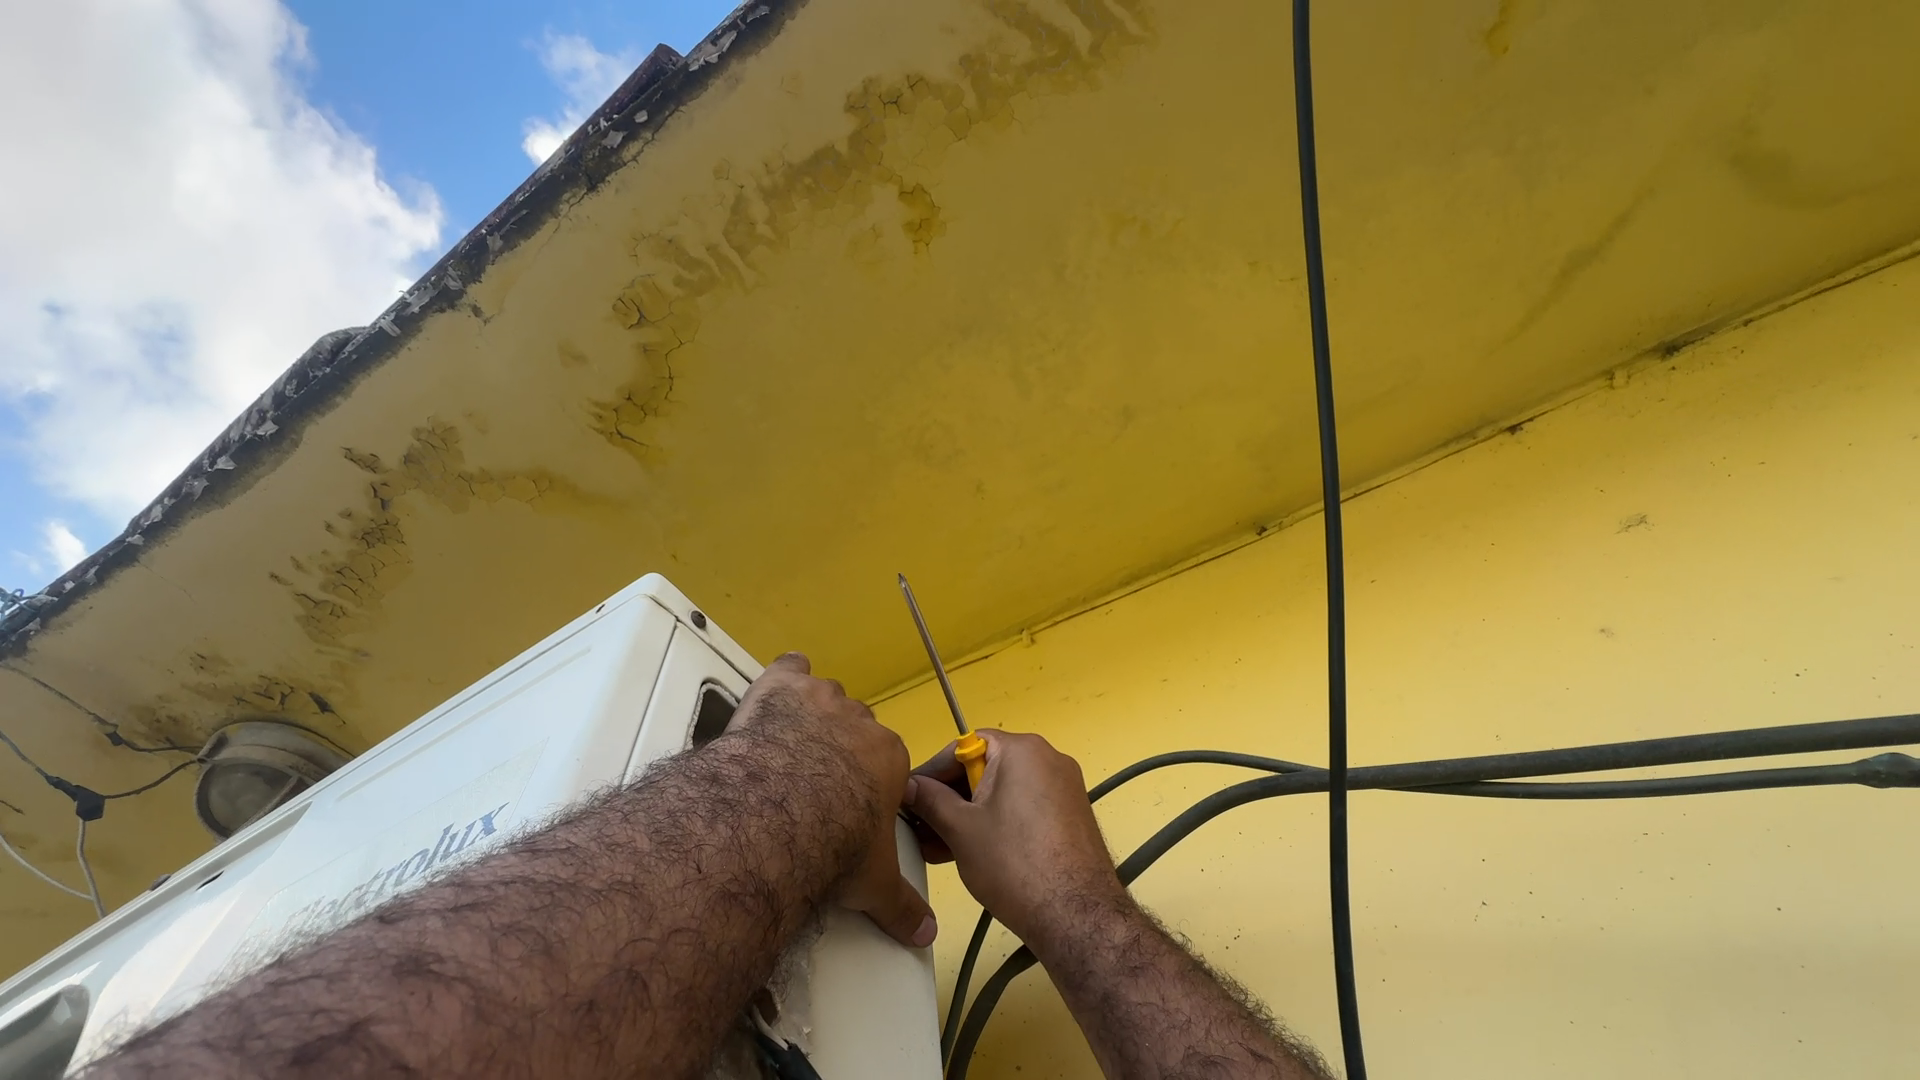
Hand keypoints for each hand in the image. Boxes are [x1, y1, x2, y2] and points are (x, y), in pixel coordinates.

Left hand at [731, 653, 937, 948]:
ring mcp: (821, 699)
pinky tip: (773, 693)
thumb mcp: (873, 883)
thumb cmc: (835, 845)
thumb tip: (927, 933)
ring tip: (784, 752)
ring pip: (823, 697)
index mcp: (888, 757)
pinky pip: (790, 668)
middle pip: (853, 726)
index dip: (863, 779)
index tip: (845, 801)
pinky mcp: (782, 687)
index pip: (883, 758)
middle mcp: (860, 722)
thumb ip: (902, 905)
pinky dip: (783, 678)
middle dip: (836, 748)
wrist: (780, 814)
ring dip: (810, 717)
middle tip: (811, 783)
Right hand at [904, 730, 1123, 944]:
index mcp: (1022, 749)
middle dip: (950, 797)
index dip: (932, 771)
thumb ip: (930, 800)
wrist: (1076, 916)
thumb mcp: (961, 830)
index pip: (965, 745)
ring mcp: (1063, 786)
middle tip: (921, 825)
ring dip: (970, 814)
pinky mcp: (1070, 814)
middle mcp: (1048, 757)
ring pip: (1004, 790)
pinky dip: (997, 821)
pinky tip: (971, 850)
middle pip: (985, 766)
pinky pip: (1023, 806)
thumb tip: (908, 786)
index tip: (908, 795)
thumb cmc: (1014, 865)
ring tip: (938, 845)